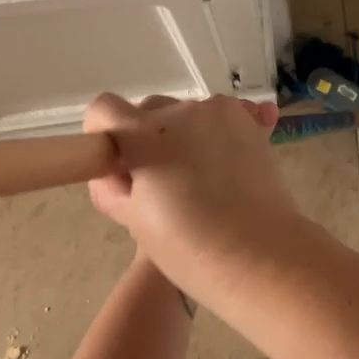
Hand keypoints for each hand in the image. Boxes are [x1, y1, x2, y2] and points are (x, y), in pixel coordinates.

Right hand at [85, 93, 303, 289]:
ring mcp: (219, 109)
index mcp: (145, 135)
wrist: (255, 250)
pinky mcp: (248, 118)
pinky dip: (214, 130)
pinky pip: (219, 114)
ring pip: (185, 113)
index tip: (115, 162)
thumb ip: (113, 184)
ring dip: (181, 134)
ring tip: (198, 176)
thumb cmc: (187, 245)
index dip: (103, 133)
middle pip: (148, 110)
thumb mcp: (134, 219)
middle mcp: (181, 111)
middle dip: (144, 136)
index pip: (104, 108)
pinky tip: (225, 156)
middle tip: (158, 180)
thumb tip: (115, 166)